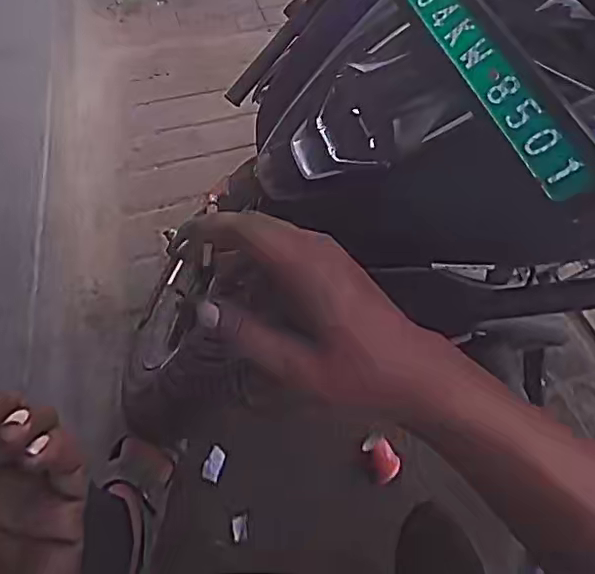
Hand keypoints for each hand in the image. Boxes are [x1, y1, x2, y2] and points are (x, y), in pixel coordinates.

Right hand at [187, 212, 473, 418]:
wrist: (410, 367)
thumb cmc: (359, 370)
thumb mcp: (296, 366)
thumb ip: (248, 336)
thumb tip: (208, 311)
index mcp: (305, 263)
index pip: (248, 227)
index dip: (211, 227)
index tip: (184, 237)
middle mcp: (315, 247)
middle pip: (258, 224)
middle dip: (220, 237)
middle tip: (191, 260)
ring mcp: (326, 252)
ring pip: (272, 236)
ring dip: (240, 252)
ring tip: (214, 283)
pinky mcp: (331, 262)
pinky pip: (287, 248)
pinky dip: (260, 261)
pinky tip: (249, 292)